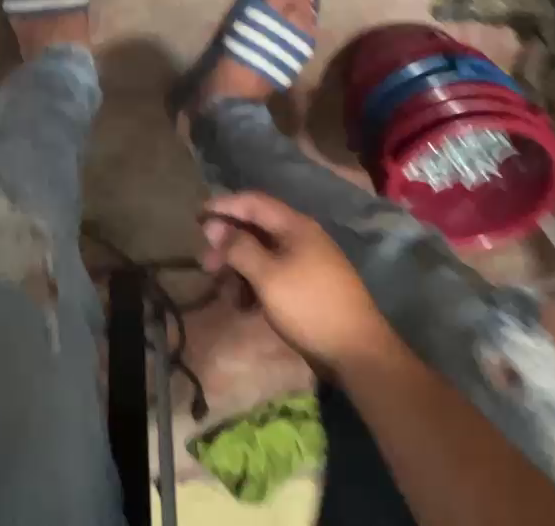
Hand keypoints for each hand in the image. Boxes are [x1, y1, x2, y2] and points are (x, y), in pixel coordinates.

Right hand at [202, 192, 397, 372]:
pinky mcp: (307, 287)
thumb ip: (238, 248)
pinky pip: (273, 275)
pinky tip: (243, 306)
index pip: (253, 202)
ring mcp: (306, 263)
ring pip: (262, 255)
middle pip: (256, 229)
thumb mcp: (267, 276)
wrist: (357, 351)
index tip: (196, 216)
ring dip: (239, 269)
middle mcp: (301, 238)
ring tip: (223, 292)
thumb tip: (214, 226)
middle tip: (205, 265)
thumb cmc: (309, 306)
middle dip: (228, 244)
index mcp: (295, 226)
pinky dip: (254, 285)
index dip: (224, 205)